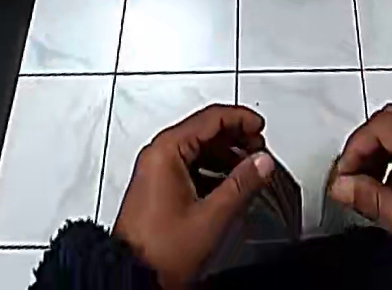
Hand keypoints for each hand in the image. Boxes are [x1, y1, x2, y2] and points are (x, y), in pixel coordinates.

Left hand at [113, 104, 275, 289]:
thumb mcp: (210, 217)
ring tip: (247, 166)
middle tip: (257, 147)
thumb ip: (242, 184)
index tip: (260, 127)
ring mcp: (156, 169)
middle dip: (236, 136)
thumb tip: (264, 162)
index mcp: (167, 150)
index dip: (241, 119)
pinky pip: (190, 163)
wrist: (127, 284)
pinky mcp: (157, 186)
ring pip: (199, 146)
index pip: (212, 117)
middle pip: (205, 129)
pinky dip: (212, 167)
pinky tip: (228, 183)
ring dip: (226, 152)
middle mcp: (158, 154)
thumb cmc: (158, 253)